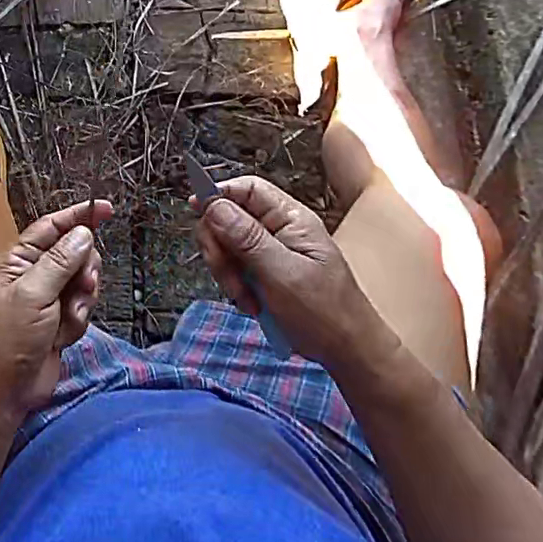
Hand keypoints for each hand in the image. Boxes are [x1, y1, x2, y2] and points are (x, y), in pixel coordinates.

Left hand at [0, 199, 112, 427]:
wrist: (4, 391)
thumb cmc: (7, 339)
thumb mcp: (33, 294)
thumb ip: (60, 262)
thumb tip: (83, 233)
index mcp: (19, 260)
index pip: (52, 227)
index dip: (78, 216)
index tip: (104, 209)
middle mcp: (35, 275)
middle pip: (75, 253)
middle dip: (84, 269)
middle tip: (83, 285)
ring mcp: (49, 298)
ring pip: (83, 282)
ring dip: (82, 300)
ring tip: (68, 317)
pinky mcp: (60, 320)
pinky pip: (83, 308)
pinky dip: (78, 321)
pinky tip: (63, 336)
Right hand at [193, 176, 388, 370]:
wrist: (347, 352)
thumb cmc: (326, 313)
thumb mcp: (283, 275)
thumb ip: (247, 239)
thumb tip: (214, 205)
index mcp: (291, 219)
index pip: (247, 189)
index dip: (219, 193)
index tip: (195, 208)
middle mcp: (279, 229)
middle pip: (228, 217)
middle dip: (220, 247)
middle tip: (229, 277)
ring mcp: (270, 250)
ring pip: (226, 244)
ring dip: (226, 272)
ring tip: (245, 298)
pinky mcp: (264, 270)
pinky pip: (234, 267)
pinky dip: (234, 285)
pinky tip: (250, 303)